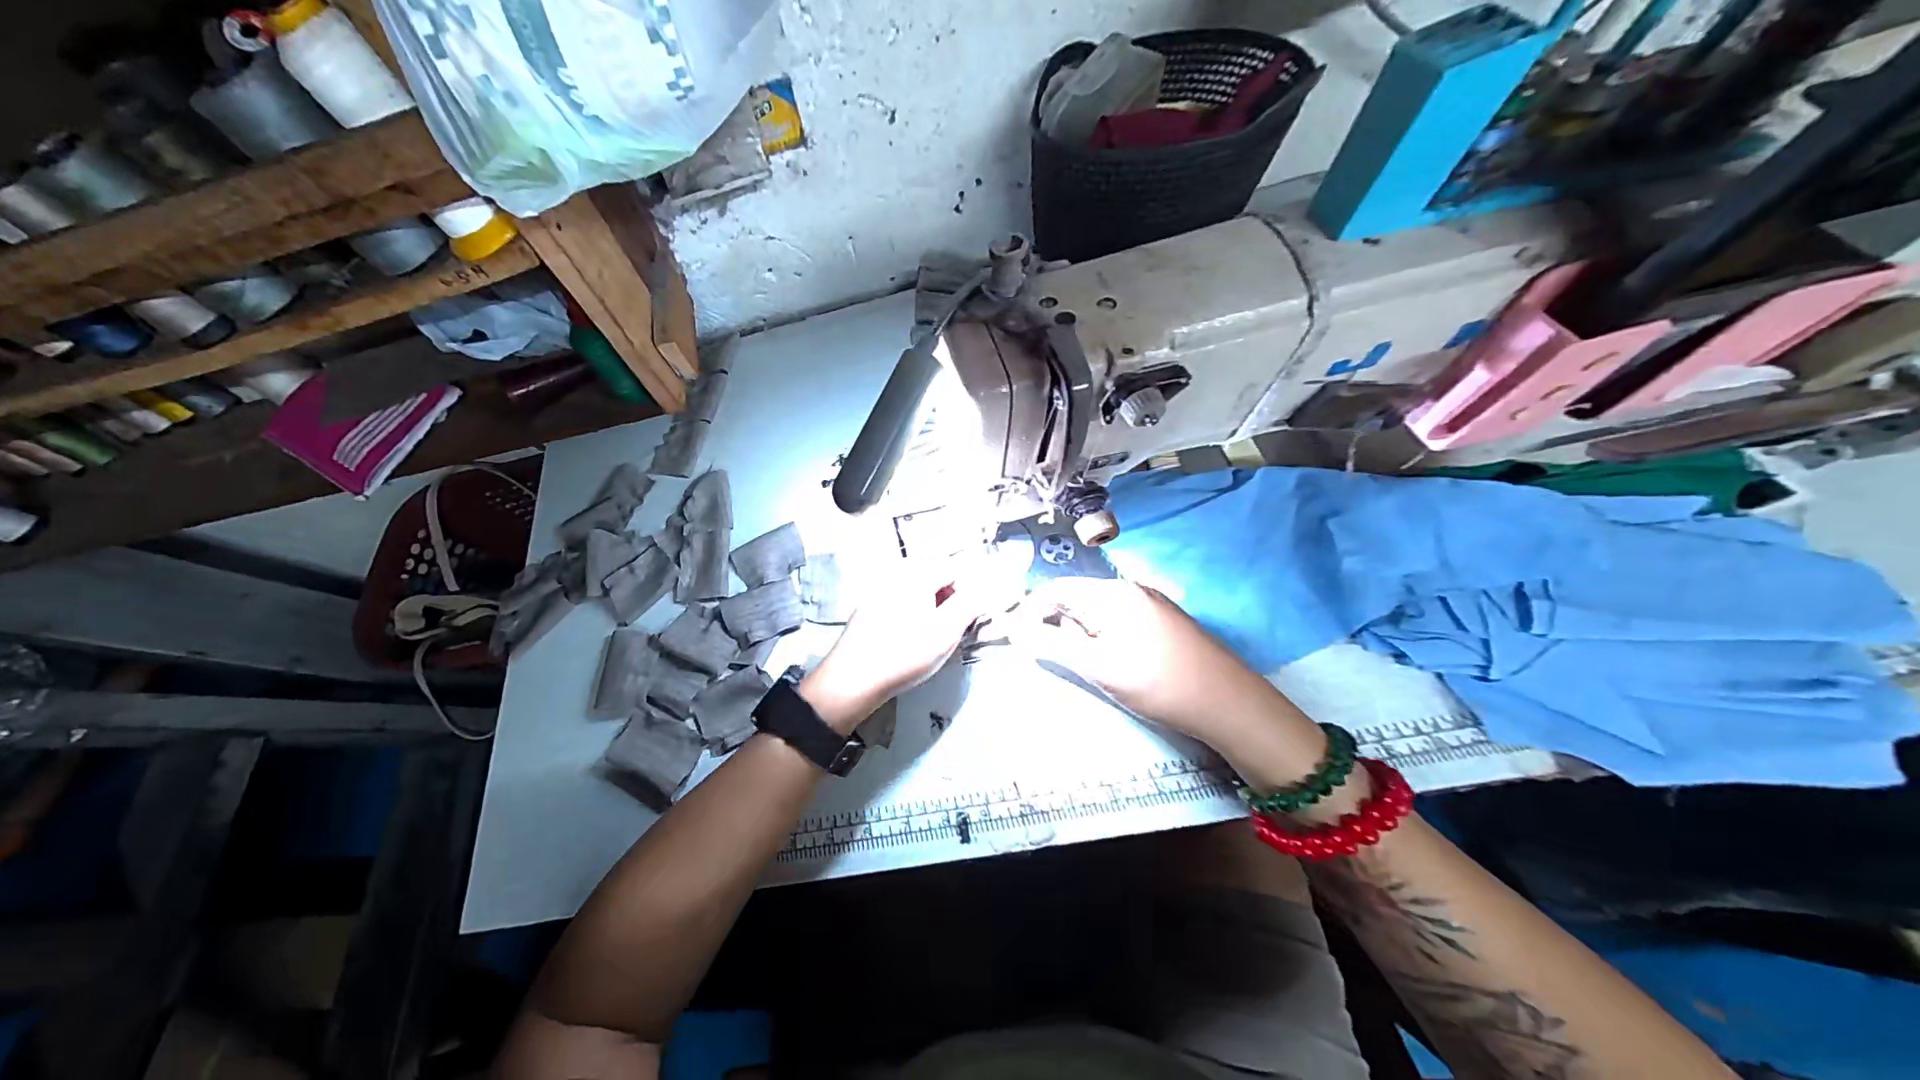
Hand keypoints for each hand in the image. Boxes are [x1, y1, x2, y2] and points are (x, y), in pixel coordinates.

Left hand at [800, 554, 1017, 732]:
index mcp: (917, 573)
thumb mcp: (947, 630)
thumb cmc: (905, 654)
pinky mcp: (866, 611)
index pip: (955, 567)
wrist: (851, 680)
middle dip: (949, 599)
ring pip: (916, 592)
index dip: (969, 590)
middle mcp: (896, 574)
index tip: (971, 617)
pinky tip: (908, 641)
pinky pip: (898, 604)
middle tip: (952, 630)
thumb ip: (970, 603)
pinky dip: (910, 616)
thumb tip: (987, 585)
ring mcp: (877, 591)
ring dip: (930, 609)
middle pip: (934, 577)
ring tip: (931, 639)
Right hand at [1009, 578, 1325, 772]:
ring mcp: (1151, 603)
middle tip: (1066, 661)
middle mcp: (1131, 589)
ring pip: (1099, 612)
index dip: (1031, 611)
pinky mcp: (1164, 622)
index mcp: (1112, 593)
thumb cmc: (1157, 683)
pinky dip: (1105, 638)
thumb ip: (1053, 646)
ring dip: (1083, 635)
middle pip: (1077, 598)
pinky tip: (1118, 665)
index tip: (1018, 639)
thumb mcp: (1097, 667)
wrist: (1228, 703)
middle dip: (1060, 626)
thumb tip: (1016, 630)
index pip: (1056, 589)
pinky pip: (1120, 621)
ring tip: (1095, 668)